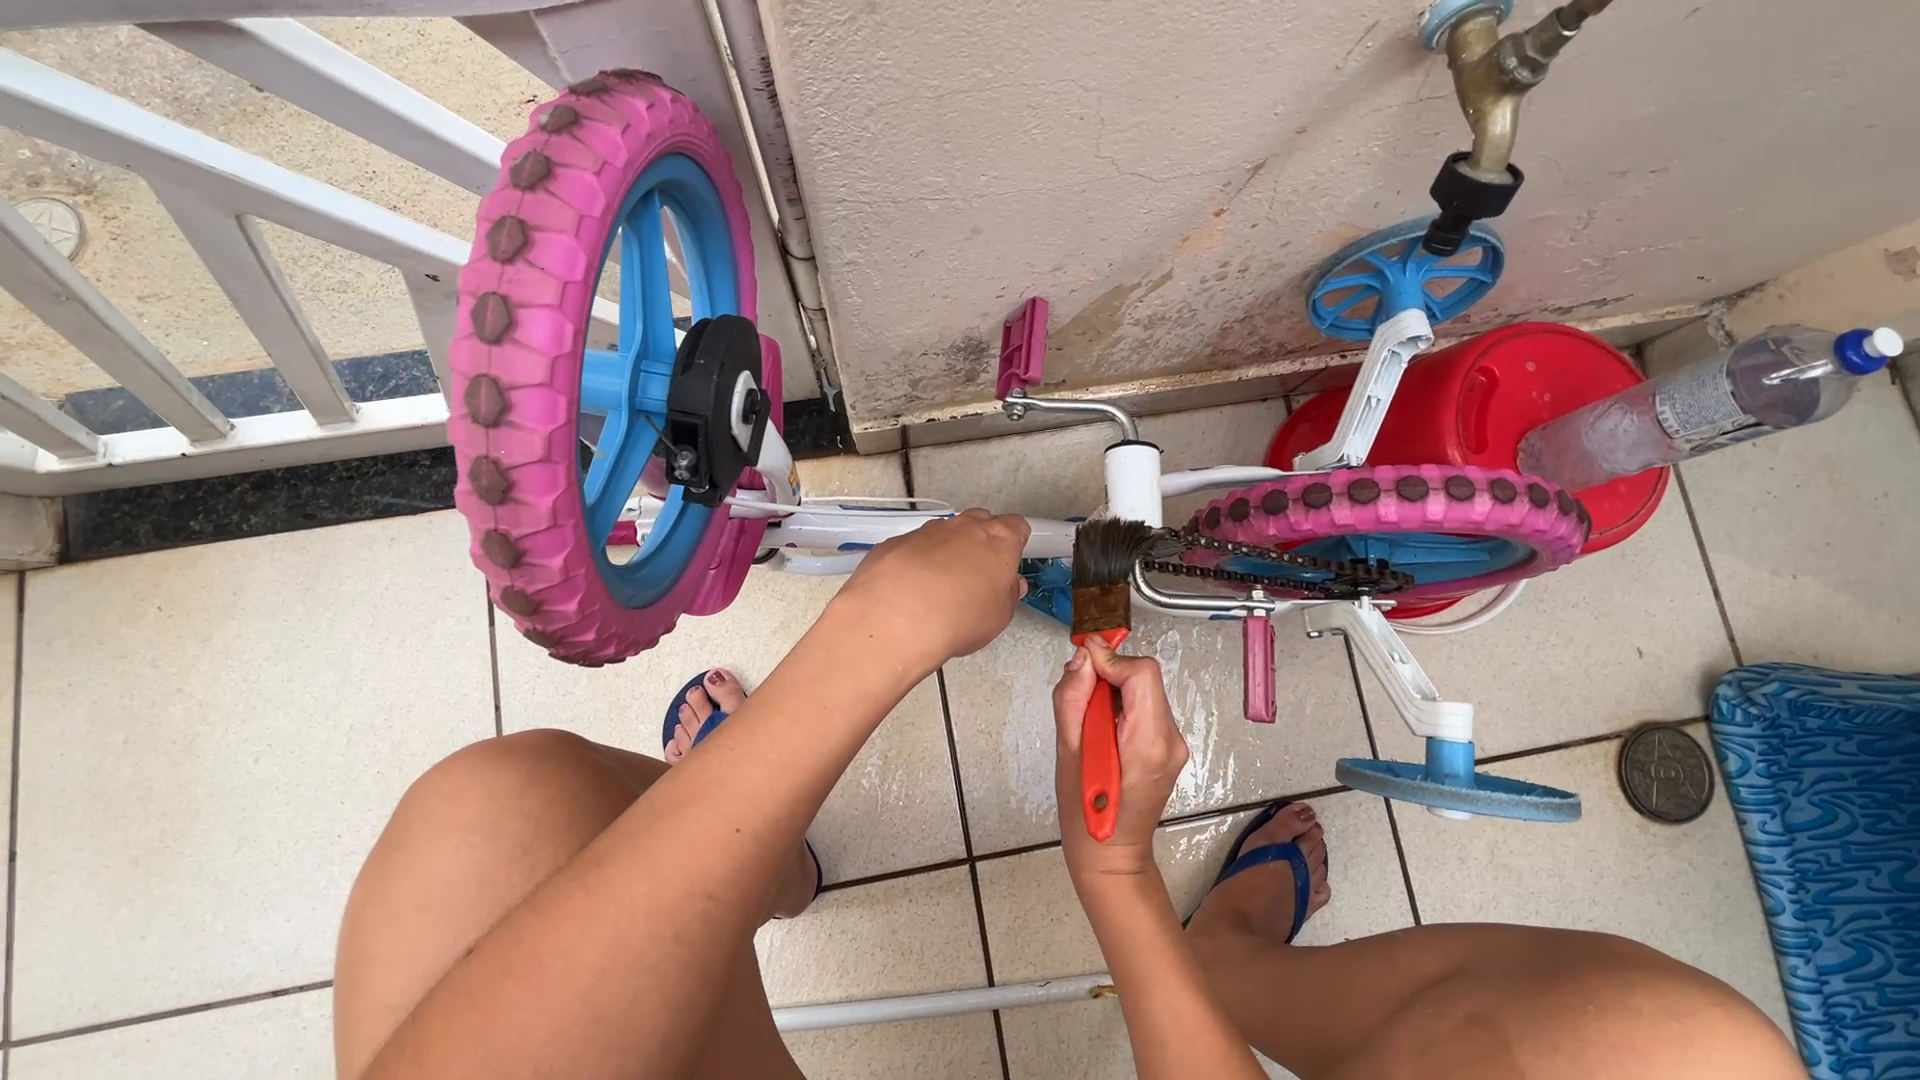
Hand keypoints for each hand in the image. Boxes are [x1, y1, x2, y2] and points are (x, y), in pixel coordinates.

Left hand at [829, 508, 1030, 667]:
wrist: (897, 618)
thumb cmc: (956, 617)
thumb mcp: (998, 617)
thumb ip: (1007, 595)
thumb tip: (1009, 587)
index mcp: (998, 540)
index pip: (1016, 527)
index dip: (1014, 543)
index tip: (1010, 559)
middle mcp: (964, 527)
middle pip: (980, 522)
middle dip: (981, 543)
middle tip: (978, 575)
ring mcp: (928, 531)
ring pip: (945, 533)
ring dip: (947, 552)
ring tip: (942, 587)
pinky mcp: (897, 542)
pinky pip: (914, 546)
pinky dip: (916, 562)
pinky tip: (912, 589)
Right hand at [1053, 638, 1188, 879]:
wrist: (1112, 854)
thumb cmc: (1085, 813)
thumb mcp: (1067, 752)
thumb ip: (1073, 699)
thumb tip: (1084, 658)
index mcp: (1148, 742)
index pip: (1142, 674)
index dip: (1111, 660)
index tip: (1083, 661)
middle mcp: (1170, 739)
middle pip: (1145, 679)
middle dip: (1110, 674)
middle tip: (1079, 691)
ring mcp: (1174, 744)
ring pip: (1145, 690)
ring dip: (1114, 690)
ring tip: (1088, 716)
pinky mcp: (1169, 747)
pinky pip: (1146, 708)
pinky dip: (1123, 705)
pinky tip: (1102, 728)